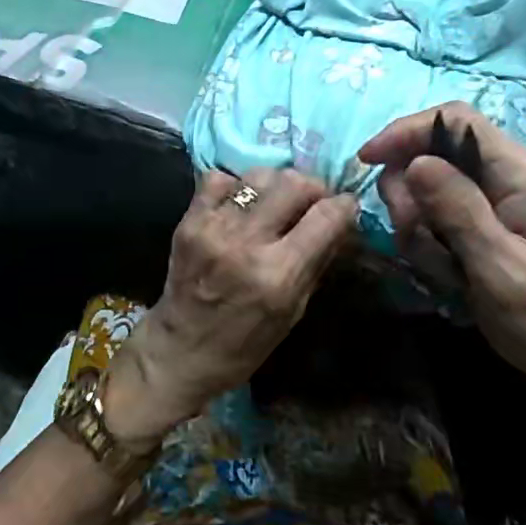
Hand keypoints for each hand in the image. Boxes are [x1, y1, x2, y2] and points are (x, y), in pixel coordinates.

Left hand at [104, 169, 356, 445]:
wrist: (180, 349)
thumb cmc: (245, 344)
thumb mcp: (293, 311)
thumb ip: (317, 261)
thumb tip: (342, 222)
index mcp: (278, 275)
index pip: (327, 216)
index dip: (345, 207)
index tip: (345, 209)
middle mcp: (247, 243)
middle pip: (295, 183)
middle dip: (314, 188)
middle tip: (312, 202)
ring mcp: (213, 227)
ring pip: (259, 175)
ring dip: (277, 184)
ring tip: (276, 202)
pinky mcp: (188, 220)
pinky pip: (219, 179)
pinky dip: (236, 186)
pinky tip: (241, 205)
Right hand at [358, 103, 525, 403]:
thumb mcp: (500, 270)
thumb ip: (459, 211)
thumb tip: (414, 162)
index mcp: (524, 177)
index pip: (456, 121)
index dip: (406, 131)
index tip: (368, 161)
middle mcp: (511, 179)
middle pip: (435, 154)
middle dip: (410, 193)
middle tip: (412, 235)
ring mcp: (499, 203)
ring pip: (429, 188)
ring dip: (418, 225)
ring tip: (440, 267)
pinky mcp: (488, 225)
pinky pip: (438, 216)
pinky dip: (429, 241)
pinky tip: (447, 274)